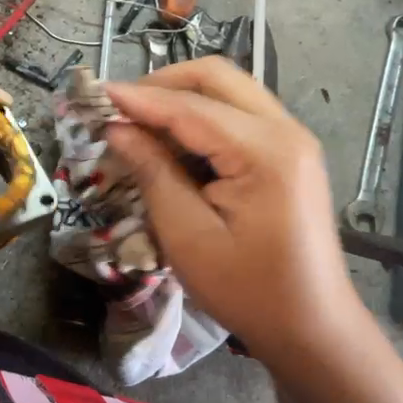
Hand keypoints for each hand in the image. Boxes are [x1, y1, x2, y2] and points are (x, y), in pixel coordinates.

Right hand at [103, 57, 368, 358]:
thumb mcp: (186, 234)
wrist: (310, 325)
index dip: (137, 99)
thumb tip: (117, 129)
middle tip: (116, 109)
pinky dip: (197, 116)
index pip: (190, 106)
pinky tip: (168, 142)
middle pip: (215, 77)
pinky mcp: (287, 153)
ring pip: (227, 90)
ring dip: (178, 98)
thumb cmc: (245, 288)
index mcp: (265, 152)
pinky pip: (236, 114)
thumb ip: (152, 171)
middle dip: (159, 85)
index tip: (92, 95)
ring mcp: (291, 140)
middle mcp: (285, 131)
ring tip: (135, 125)